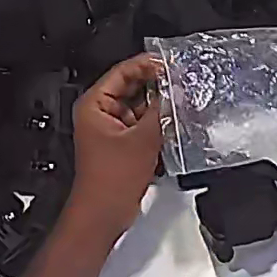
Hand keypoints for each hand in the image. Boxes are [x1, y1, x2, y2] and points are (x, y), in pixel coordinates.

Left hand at [65, 53, 164, 242]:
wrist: (104, 213)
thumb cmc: (109, 181)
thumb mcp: (142, 140)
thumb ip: (161, 112)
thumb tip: (175, 91)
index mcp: (94, 104)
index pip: (122, 72)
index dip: (146, 65)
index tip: (169, 63)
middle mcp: (100, 112)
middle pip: (131, 87)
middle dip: (156, 85)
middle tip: (181, 80)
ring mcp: (111, 127)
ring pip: (139, 105)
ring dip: (159, 104)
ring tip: (181, 99)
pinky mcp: (122, 142)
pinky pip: (141, 123)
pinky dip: (156, 122)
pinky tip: (174, 121)